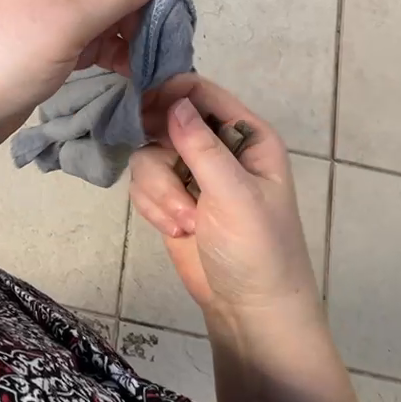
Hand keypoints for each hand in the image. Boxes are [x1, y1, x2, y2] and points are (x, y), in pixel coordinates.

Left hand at [0, 0, 167, 150]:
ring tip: (164, 65)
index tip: (178, 8)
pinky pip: (97, 42)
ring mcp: (52, 15)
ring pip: (112, 14)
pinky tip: (140, 75)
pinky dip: (119, 55)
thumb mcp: (65, 16)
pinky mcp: (52, 49)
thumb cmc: (2, 54)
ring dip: (139, 35)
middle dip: (150, 7)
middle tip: (176, 46)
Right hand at [128, 76, 322, 332]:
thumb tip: (173, 101)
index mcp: (246, 137)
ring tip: (183, 222)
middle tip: (165, 177)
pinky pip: (142, 183)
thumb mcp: (235, 195)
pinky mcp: (170, 197)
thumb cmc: (258, 249)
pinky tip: (174, 229)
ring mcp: (191, 173)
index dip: (170, 95)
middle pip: (164, 122)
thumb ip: (202, 147)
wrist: (247, 308)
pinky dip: (151, 206)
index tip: (145, 115)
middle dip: (162, 157)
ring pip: (148, 156)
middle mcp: (217, 148)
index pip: (201, 93)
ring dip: (159, 191)